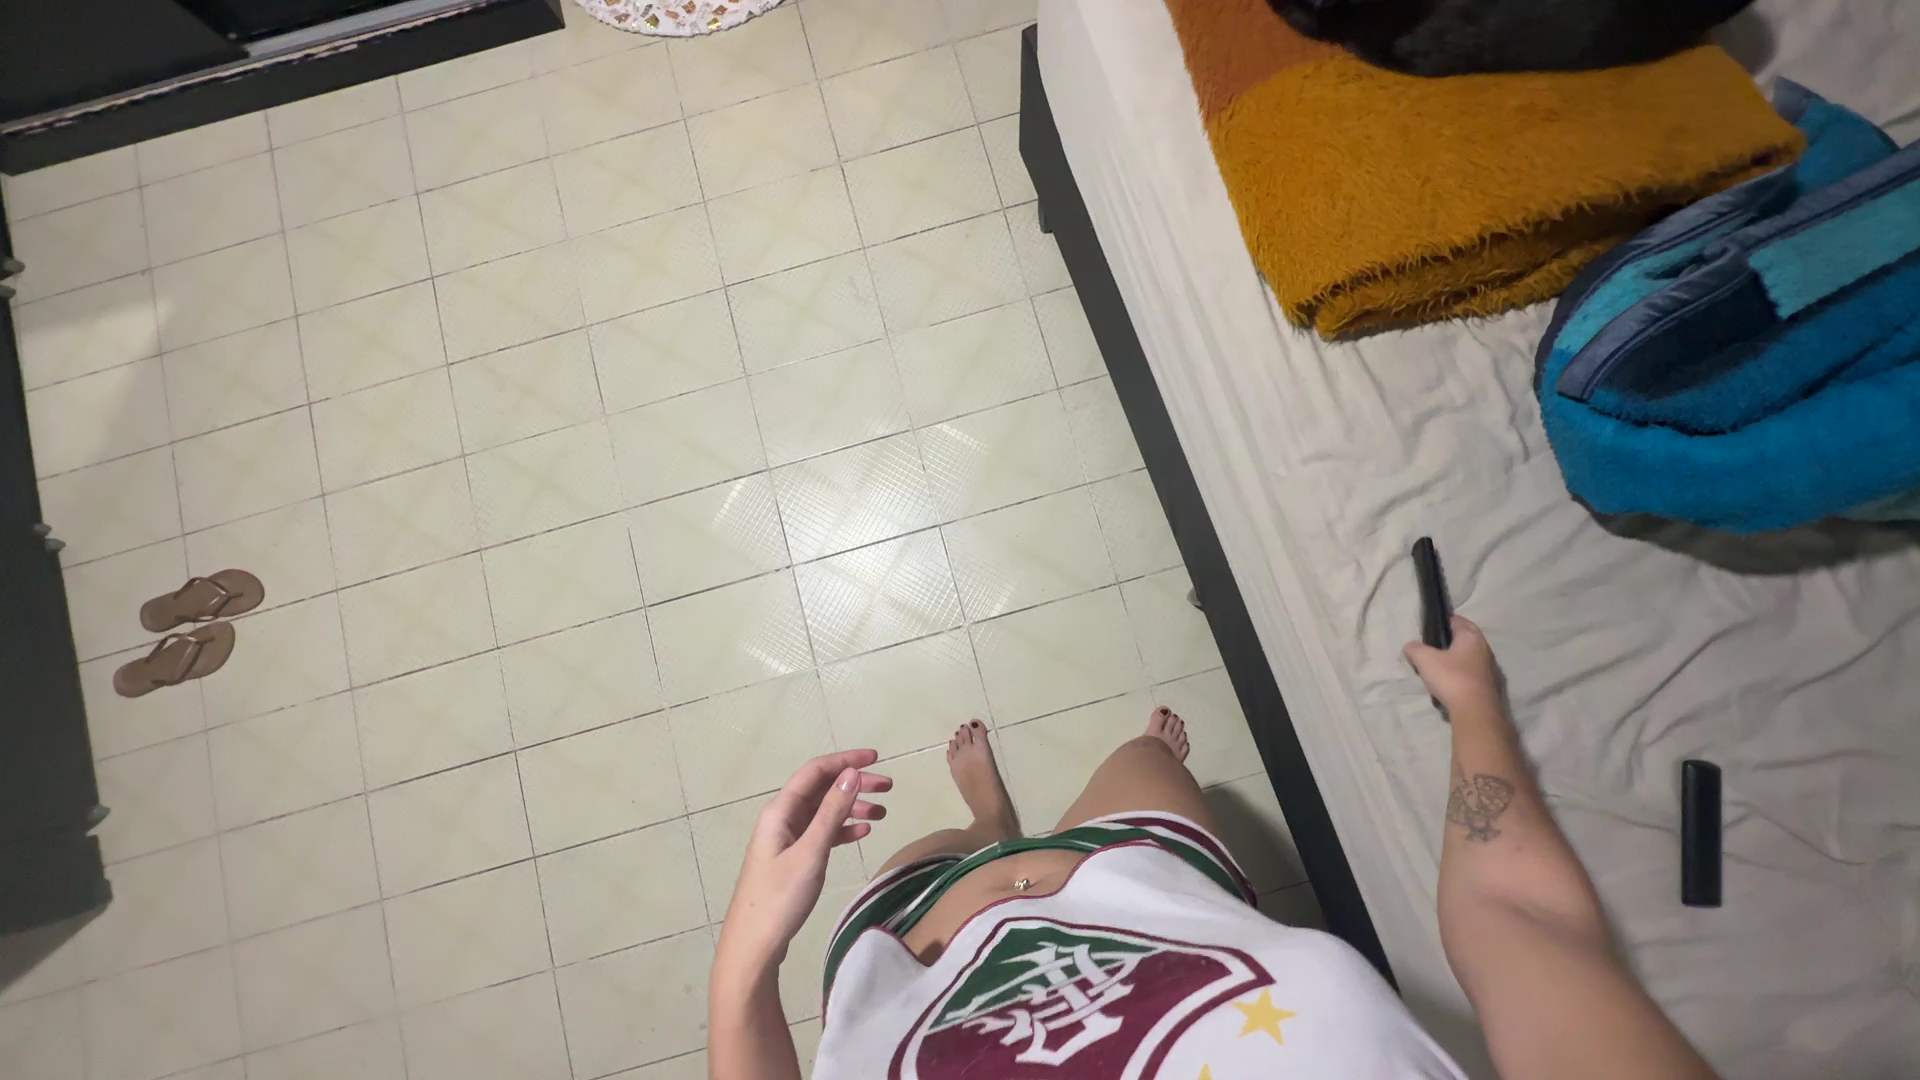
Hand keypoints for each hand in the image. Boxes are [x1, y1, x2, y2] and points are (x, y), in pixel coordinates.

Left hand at [716, 750, 891, 973]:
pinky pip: (821, 832)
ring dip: (852, 807)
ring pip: (824, 811)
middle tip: (888, 788)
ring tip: (881, 814)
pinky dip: (842, 829)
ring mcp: (786, 838)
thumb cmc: (779, 898)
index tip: (876, 759)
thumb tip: (852, 774)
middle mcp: (782, 817)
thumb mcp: (811, 853)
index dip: (845, 760)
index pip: (816, 771)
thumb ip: (832, 812)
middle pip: (822, 788)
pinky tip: (862, 833)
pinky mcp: (792, 858)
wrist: (752, 948)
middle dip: (854, 784)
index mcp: (781, 810)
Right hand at [1404, 615, 1501, 711]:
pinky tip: (1449, 681)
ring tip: (1437, 664)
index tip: (1429, 626)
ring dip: (1455, 657)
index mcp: (1471, 637)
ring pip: (1469, 655)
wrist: (1475, 710)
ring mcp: (1490, 668)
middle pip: (1464, 638)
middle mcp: (1484, 649)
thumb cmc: (1450, 677)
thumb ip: (1414, 648)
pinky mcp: (1489, 684)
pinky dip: (1460, 672)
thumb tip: (1411, 646)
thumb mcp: (1423, 659)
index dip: (1442, 620)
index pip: (1456, 620)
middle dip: (1449, 639)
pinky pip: (1471, 671)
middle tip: (1430, 645)